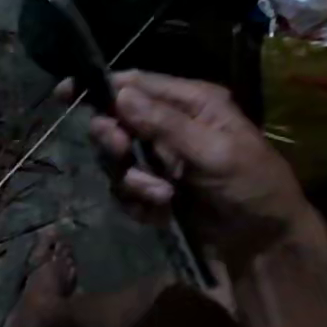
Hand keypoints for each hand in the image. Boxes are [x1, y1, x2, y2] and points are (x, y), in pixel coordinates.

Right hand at [66, 72, 325, 267]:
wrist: (262, 242)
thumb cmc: (252, 186)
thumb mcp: (214, 152)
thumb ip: (164, 124)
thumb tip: (121, 94)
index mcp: (190, 104)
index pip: (135, 84)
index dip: (99, 87)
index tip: (64, 93)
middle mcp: (168, 127)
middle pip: (115, 123)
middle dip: (114, 141)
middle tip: (123, 154)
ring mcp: (158, 161)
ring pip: (115, 162)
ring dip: (133, 181)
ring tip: (162, 195)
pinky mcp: (150, 191)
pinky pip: (122, 191)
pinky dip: (137, 203)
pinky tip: (162, 211)